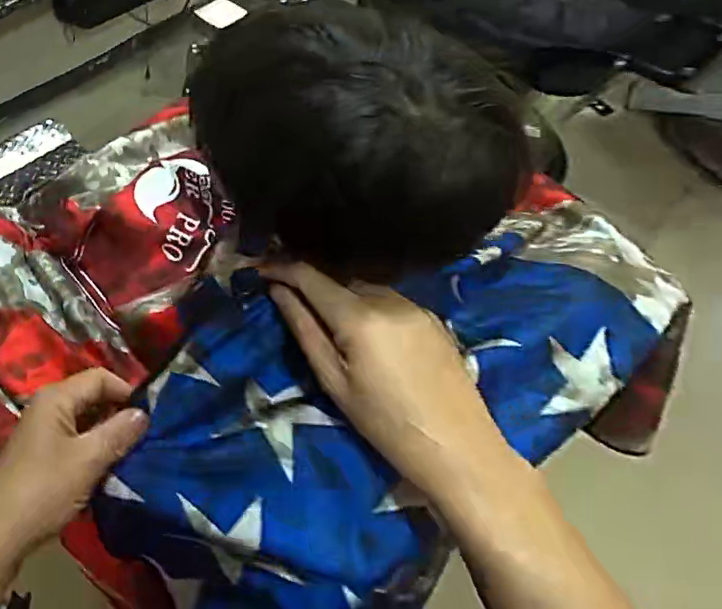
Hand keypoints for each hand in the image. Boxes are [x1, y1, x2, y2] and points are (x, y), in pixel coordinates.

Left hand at [0, 369, 149, 601]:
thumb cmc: (44, 490)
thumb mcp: (87, 461)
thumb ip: (117, 433)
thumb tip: (143, 413)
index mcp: (55, 397)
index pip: (99, 377)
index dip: (126, 391)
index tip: (151, 414)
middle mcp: (47, 404)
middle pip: (91, 395)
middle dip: (118, 413)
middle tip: (144, 436)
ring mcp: (41, 428)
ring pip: (83, 419)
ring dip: (106, 433)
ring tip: (131, 453)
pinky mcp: (39, 451)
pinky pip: (73, 438)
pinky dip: (91, 447)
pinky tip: (107, 468)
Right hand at [265, 263, 634, 608]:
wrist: (463, 453)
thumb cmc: (387, 426)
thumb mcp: (334, 383)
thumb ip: (304, 329)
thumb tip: (278, 291)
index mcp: (358, 315)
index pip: (309, 275)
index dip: (280, 268)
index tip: (258, 269)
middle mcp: (386, 298)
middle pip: (336, 277)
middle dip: (310, 283)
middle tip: (288, 297)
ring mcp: (413, 305)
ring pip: (363, 287)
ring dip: (340, 295)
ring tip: (328, 321)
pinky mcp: (432, 316)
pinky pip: (388, 299)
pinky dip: (368, 306)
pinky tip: (367, 335)